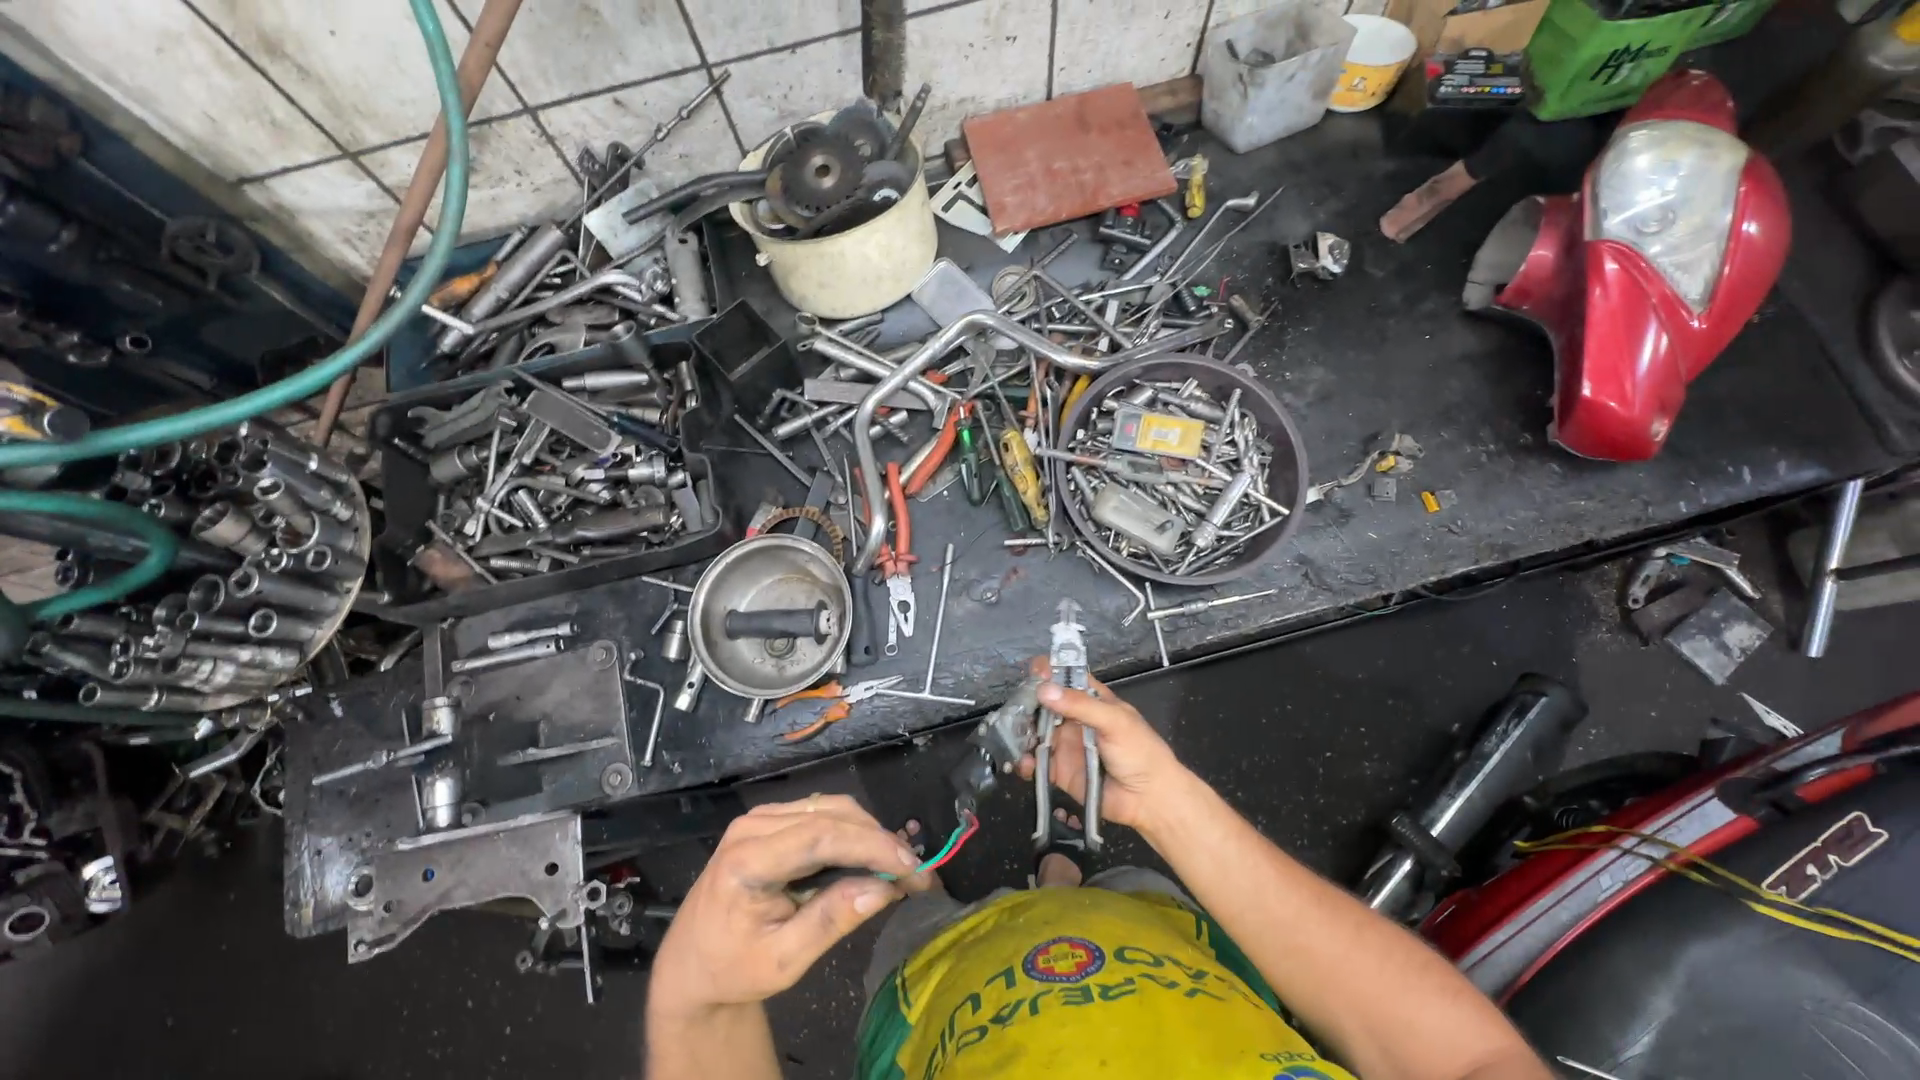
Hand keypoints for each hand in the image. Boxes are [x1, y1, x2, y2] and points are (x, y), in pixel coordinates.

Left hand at [649, 795, 926, 1016]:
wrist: (692, 962)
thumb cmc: (734, 967)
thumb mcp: (782, 961)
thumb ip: (830, 921)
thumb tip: (883, 889)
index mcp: (747, 861)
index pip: (821, 836)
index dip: (872, 846)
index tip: (912, 867)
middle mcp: (753, 826)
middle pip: (831, 815)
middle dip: (879, 840)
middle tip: (916, 873)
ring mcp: (759, 818)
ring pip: (831, 808)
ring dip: (869, 833)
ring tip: (898, 867)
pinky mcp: (769, 821)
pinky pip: (821, 813)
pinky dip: (852, 832)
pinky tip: (870, 858)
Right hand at [1018, 657, 1194, 830]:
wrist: (1149, 798)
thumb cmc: (1139, 752)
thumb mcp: (1114, 721)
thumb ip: (1080, 705)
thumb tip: (1044, 689)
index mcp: (1091, 700)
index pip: (1066, 677)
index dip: (1048, 672)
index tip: (1034, 674)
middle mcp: (1074, 719)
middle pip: (1043, 704)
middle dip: (1027, 703)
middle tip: (1015, 709)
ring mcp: (1065, 745)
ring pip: (1034, 732)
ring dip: (1021, 732)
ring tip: (1014, 736)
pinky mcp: (1059, 771)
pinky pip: (1036, 763)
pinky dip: (1025, 761)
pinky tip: (1025, 763)